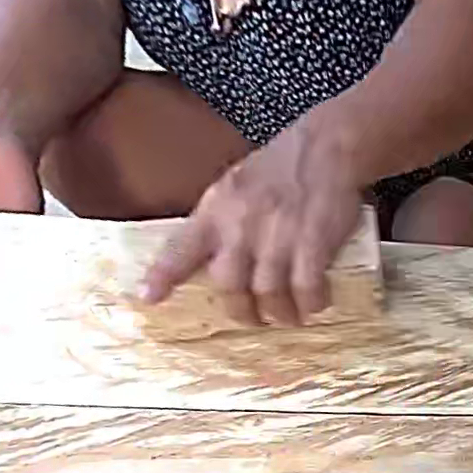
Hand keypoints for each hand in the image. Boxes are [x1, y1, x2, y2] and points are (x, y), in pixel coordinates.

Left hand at [140, 117, 364, 327]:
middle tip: (256, 320)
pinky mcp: (312, 243)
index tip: (149, 298)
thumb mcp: (237, 188)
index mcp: (216, 211)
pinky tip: (317, 303)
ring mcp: (277, 236)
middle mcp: (240, 226)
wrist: (323, 152)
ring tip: (292, 317)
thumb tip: (225, 253)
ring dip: (282, 312)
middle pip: (230, 284)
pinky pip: (307, 286)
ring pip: (269, 292)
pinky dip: (312, 301)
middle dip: (243, 312)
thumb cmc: (283, 169)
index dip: (164, 276)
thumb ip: (228, 220)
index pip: (181, 249)